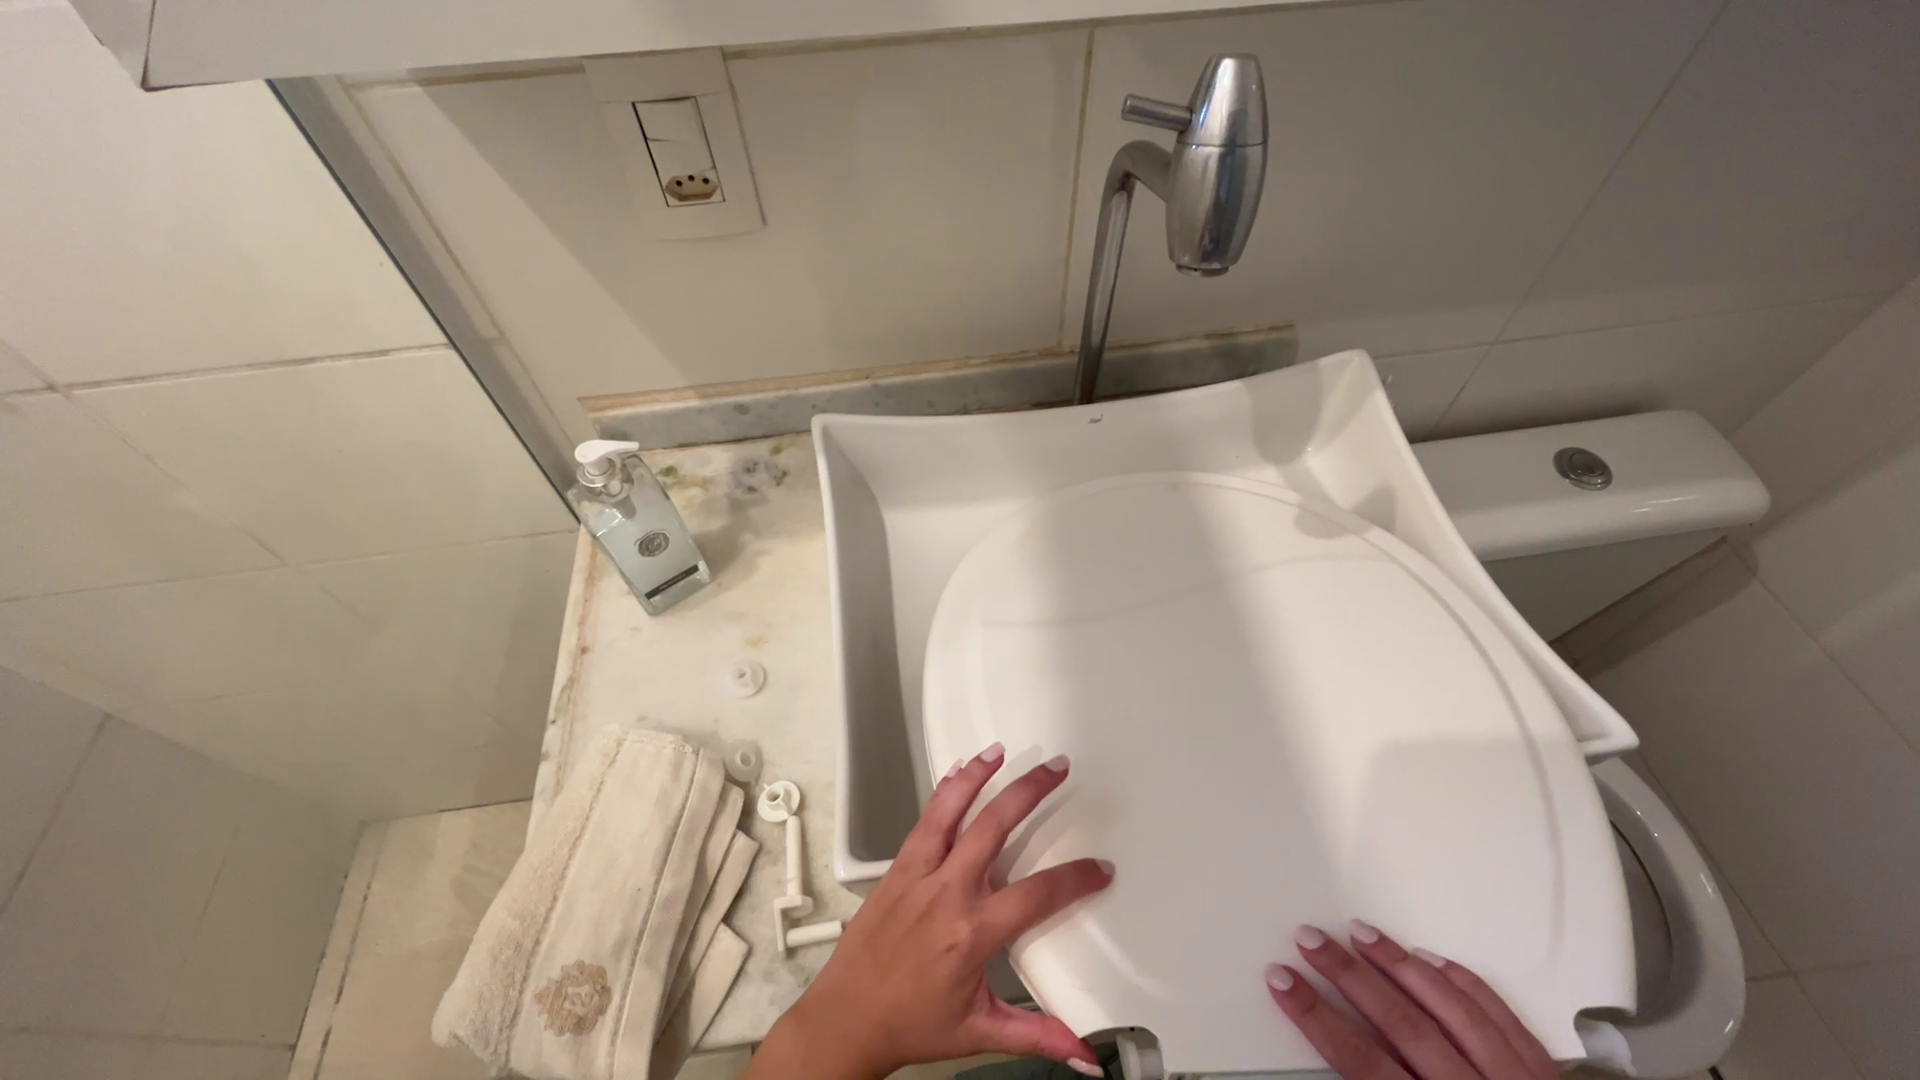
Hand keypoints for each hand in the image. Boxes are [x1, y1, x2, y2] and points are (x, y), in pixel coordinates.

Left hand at [743, 743, 1113, 1079]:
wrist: (847, 1018)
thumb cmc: (909, 1023)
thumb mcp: (980, 1031)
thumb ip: (1037, 1035)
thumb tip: (1082, 1054)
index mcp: (972, 933)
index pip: (1038, 894)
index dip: (1075, 878)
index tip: (1099, 869)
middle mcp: (946, 894)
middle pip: (996, 827)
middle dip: (1031, 792)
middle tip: (1057, 769)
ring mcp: (918, 875)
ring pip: (952, 812)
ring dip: (979, 777)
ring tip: (1003, 751)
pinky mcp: (897, 869)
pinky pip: (924, 821)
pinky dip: (944, 793)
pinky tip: (958, 773)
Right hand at [1267, 921, 1556, 1079]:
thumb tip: (1333, 1055)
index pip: (1361, 1062)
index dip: (1316, 1017)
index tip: (1282, 980)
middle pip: (1401, 1024)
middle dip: (1348, 976)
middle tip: (1310, 938)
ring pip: (1451, 1011)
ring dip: (1400, 966)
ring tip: (1362, 933)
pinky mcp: (1547, 1078)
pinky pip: (1503, 1019)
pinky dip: (1466, 984)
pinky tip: (1433, 959)